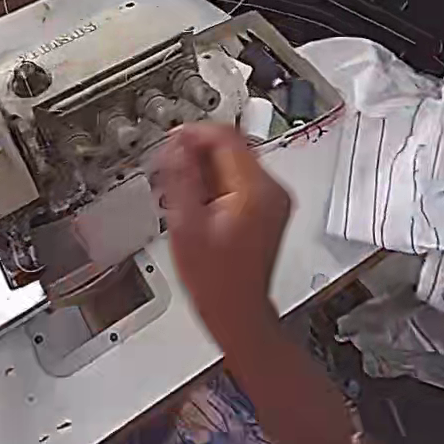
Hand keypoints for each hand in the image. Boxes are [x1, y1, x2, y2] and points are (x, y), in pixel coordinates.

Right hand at [154, 122, 292, 350]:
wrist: (236, 309)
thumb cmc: (216, 279)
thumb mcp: (186, 224)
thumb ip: (181, 178)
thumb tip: (176, 146)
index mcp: (256, 190)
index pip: (227, 138)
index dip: (195, 134)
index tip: (173, 138)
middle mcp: (272, 190)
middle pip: (232, 147)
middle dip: (197, 153)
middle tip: (170, 166)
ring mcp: (273, 199)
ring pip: (234, 162)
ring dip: (204, 168)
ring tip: (179, 189)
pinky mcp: (268, 208)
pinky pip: (239, 180)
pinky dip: (215, 182)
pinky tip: (196, 201)